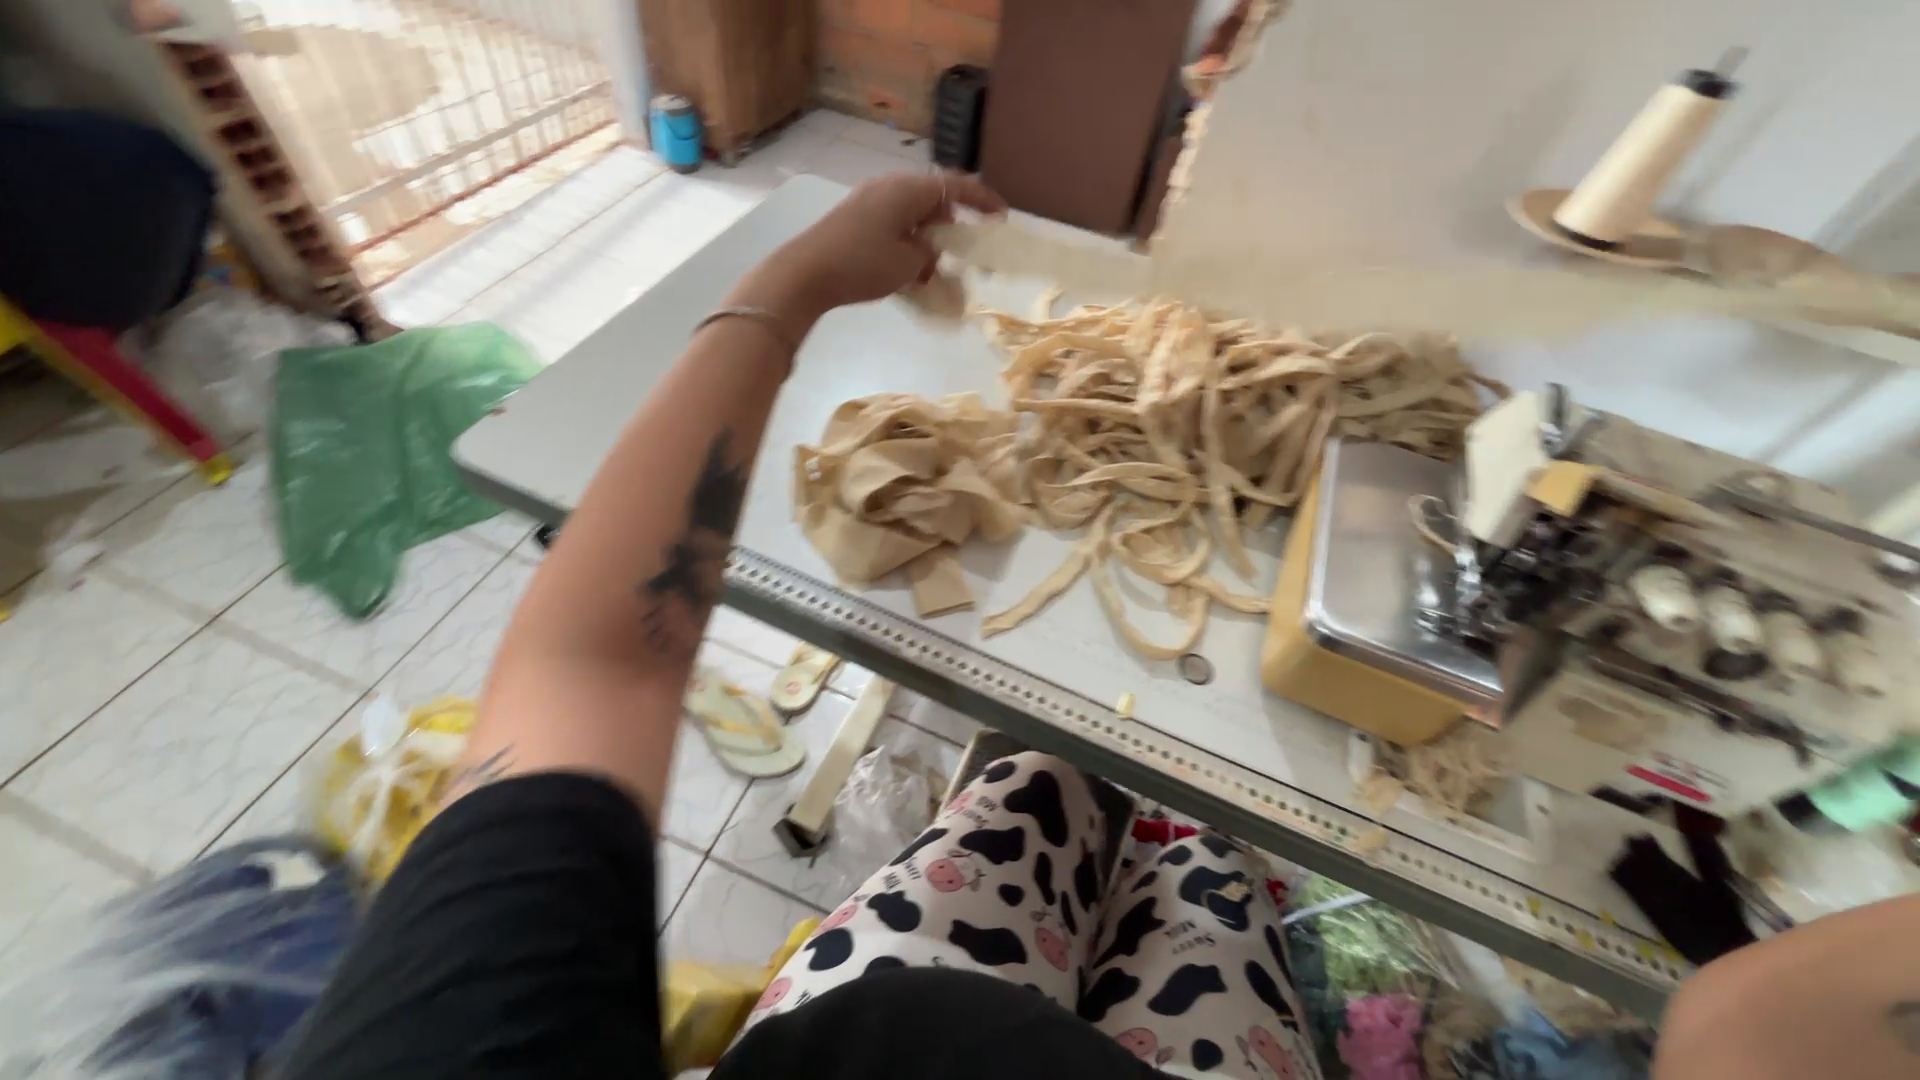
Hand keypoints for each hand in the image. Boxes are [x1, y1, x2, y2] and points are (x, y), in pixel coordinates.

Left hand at [738, 171, 1007, 322]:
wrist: (805, 273)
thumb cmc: (862, 264)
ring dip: (927, 235)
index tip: (1002, 216)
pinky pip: (892, 223)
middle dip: (951, 222)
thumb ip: (929, 255)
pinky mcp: (853, 218)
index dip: (982, 201)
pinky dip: (907, 240)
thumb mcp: (908, 264)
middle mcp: (889, 186)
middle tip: (964, 248)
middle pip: (933, 197)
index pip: (956, 187)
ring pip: (911, 212)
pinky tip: (906, 267)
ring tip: (933, 265)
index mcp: (908, 190)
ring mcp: (868, 200)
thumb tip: (928, 252)